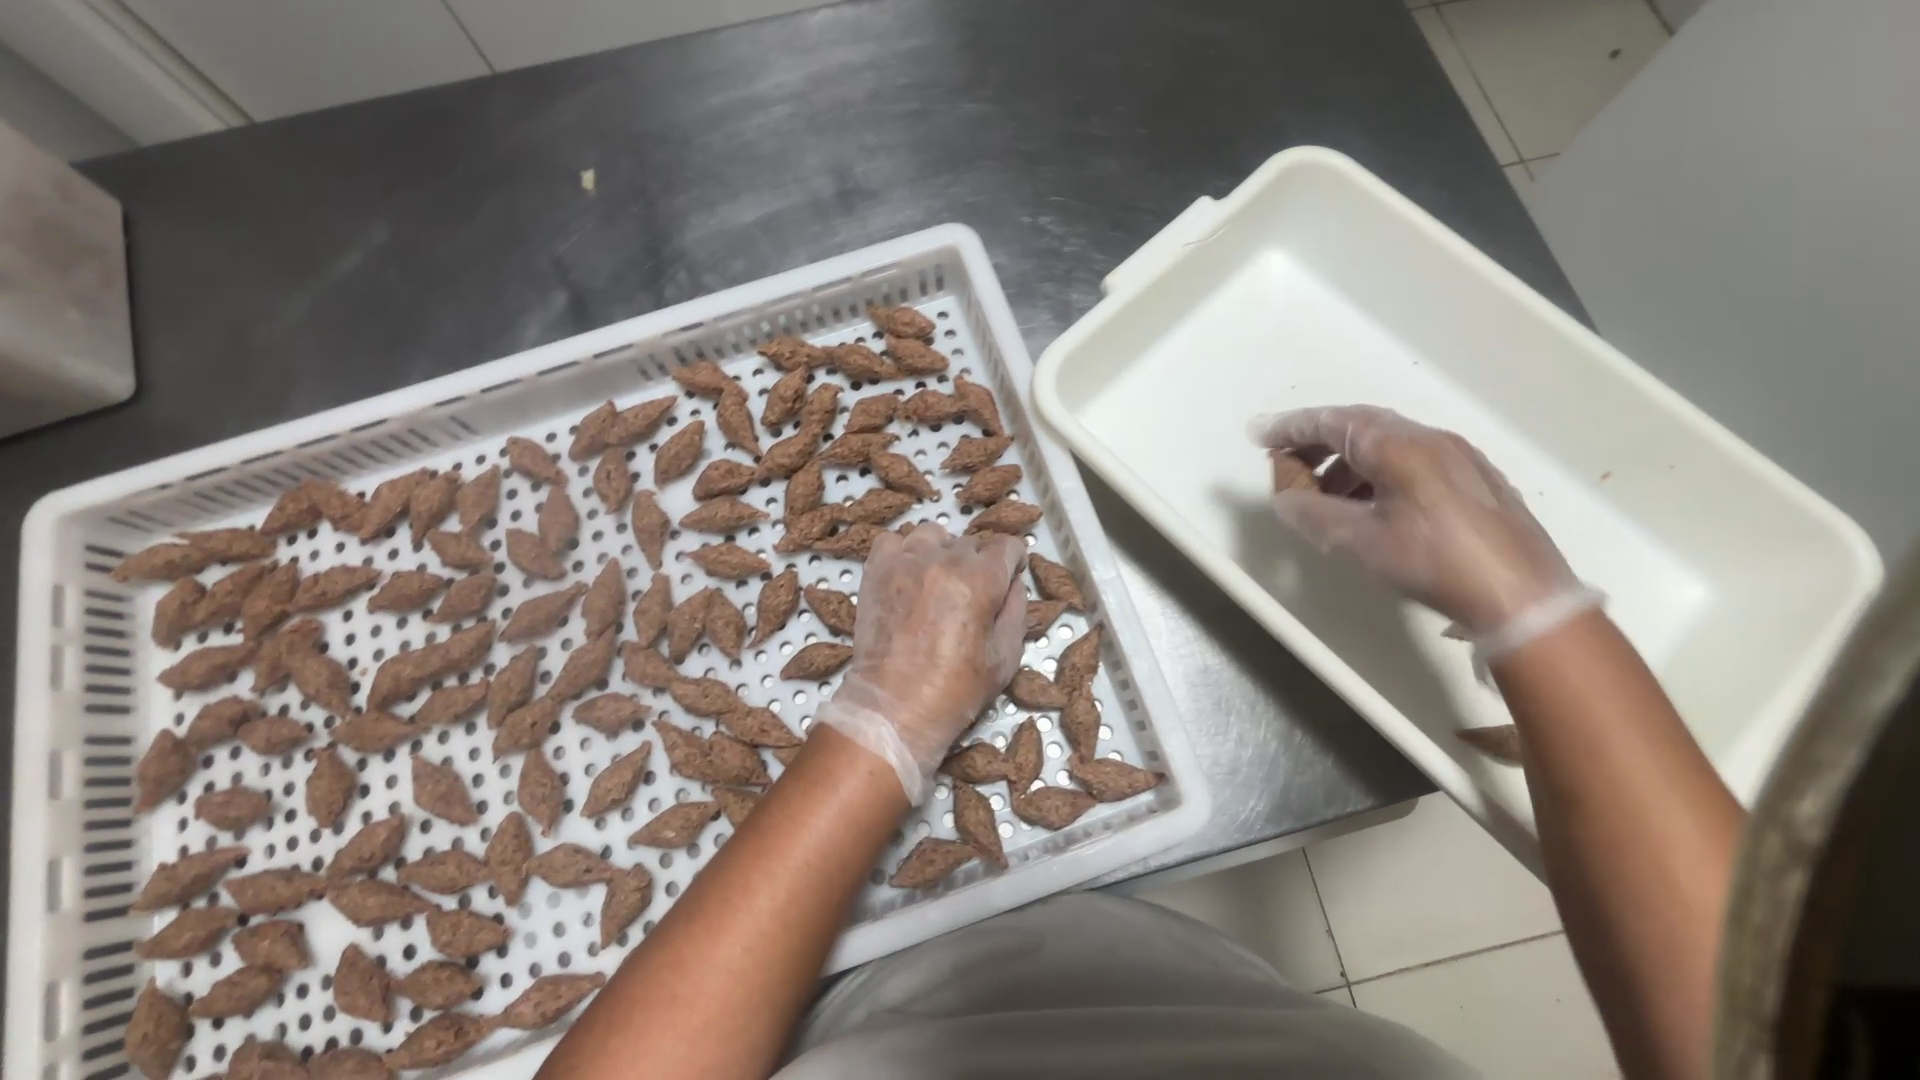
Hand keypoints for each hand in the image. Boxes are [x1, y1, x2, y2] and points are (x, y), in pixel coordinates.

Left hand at [816, 523, 1026, 803]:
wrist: (894, 707)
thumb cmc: (956, 690)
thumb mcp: (1006, 656)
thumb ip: (1016, 609)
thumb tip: (1014, 581)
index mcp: (980, 580)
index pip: (1007, 545)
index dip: (1013, 561)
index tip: (1009, 577)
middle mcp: (943, 561)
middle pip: (970, 542)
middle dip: (978, 563)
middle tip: (972, 594)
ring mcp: (905, 562)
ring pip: (933, 535)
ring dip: (942, 552)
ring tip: (939, 580)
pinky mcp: (876, 571)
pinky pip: (893, 542)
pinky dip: (903, 553)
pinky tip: (908, 577)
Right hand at [1249, 405, 1600, 660]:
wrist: (1523, 594)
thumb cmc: (1435, 562)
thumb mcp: (1362, 541)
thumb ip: (1315, 515)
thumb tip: (1286, 500)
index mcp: (1399, 446)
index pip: (1333, 422)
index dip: (1291, 428)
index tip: (1259, 435)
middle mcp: (1429, 439)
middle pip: (1361, 426)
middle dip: (1317, 442)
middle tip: (1286, 463)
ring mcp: (1458, 457)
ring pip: (1388, 445)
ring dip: (1347, 462)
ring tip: (1323, 495)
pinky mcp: (1475, 479)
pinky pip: (1412, 460)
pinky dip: (1377, 472)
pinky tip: (1370, 505)